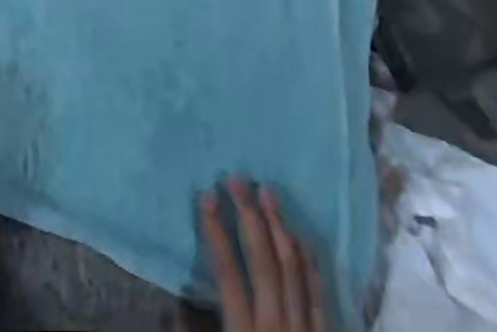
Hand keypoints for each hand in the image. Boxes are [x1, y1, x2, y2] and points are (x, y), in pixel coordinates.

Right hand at [199, 177, 326, 331]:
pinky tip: (300, 237)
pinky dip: (310, 261)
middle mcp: (278, 327)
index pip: (227, 273)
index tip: (205, 197)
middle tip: (237, 179)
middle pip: (264, 261)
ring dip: (280, 228)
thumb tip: (176, 310)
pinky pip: (320, 294)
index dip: (215, 232)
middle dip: (249, 217)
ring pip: (295, 270)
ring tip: (268, 193)